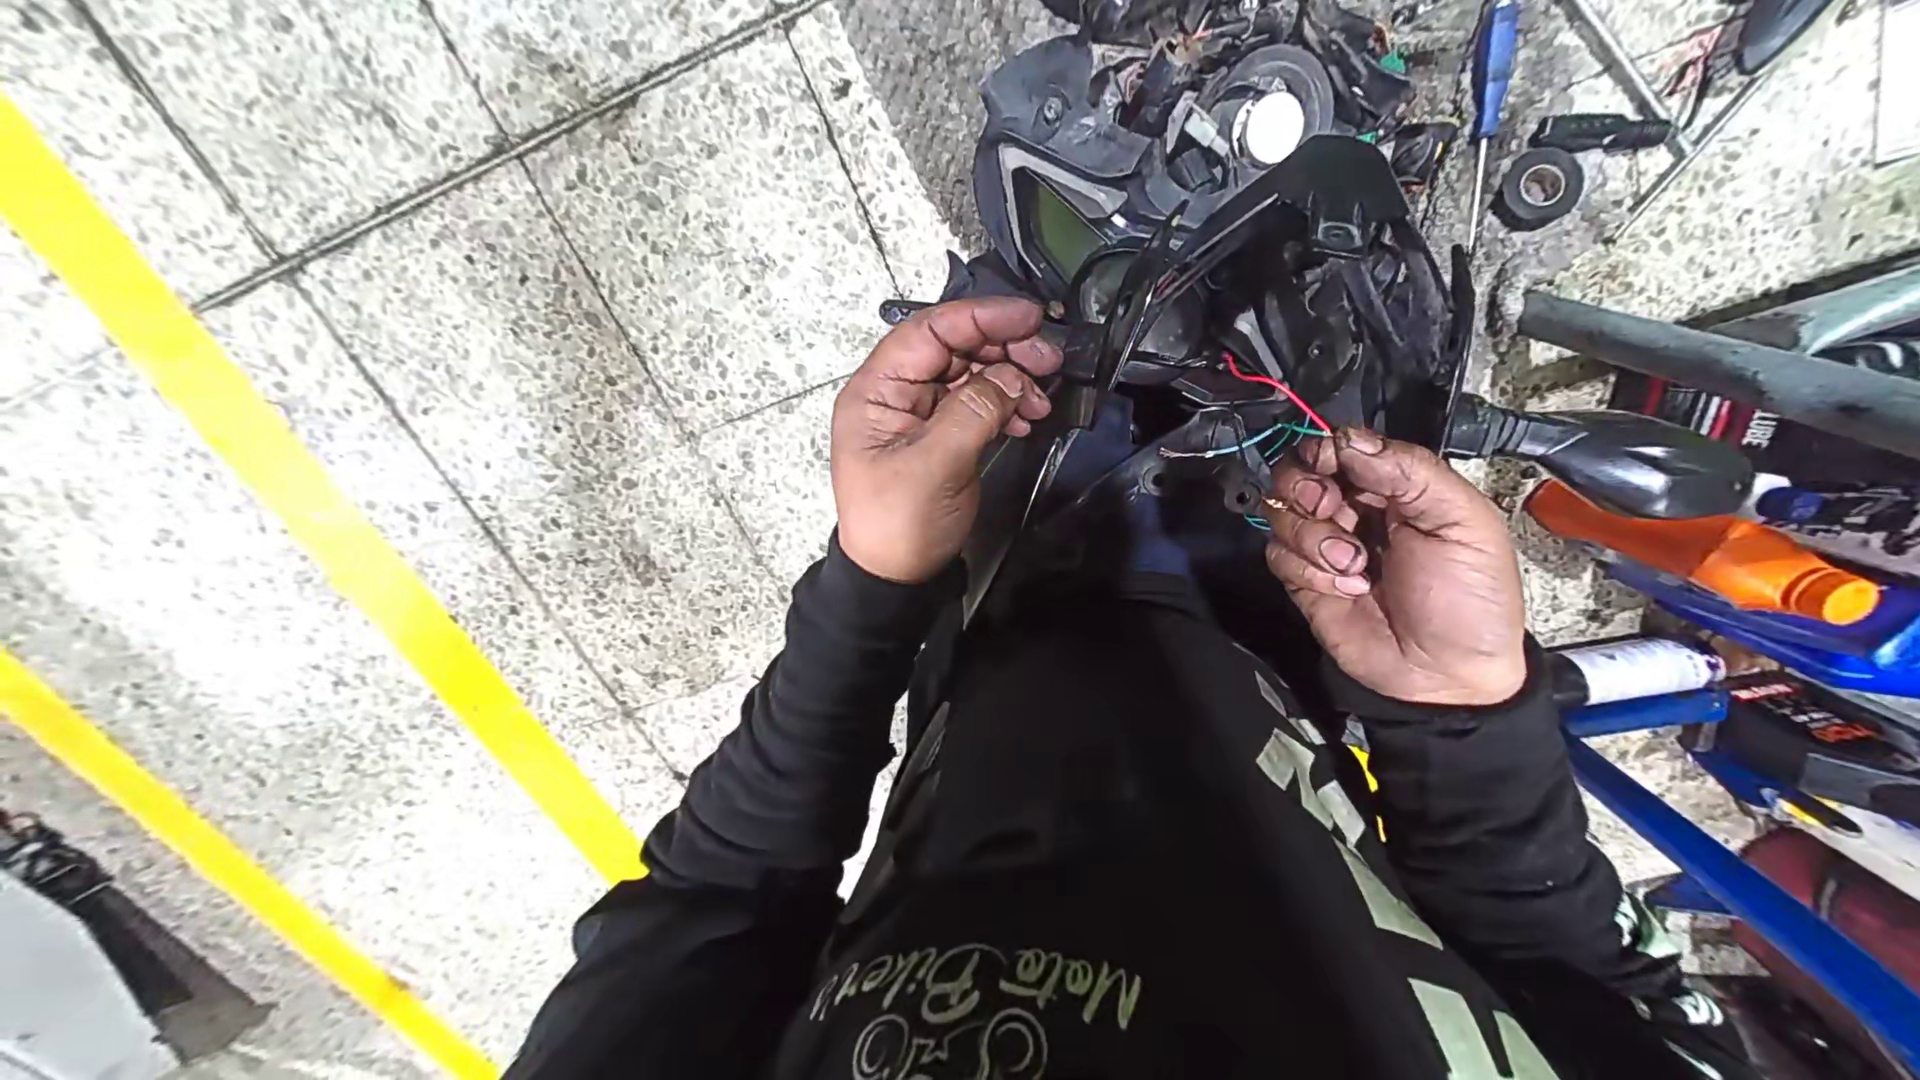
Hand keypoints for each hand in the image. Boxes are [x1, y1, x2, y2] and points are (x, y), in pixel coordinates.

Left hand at [832, 297, 1063, 583]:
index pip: (928, 332)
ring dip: (1010, 379)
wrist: (897, 576)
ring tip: (1041, 398)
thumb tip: (1013, 376)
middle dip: (1002, 349)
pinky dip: (1005, 405)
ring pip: (970, 374)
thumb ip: (974, 410)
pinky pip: (976, 403)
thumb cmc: (900, 524)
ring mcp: (920, 414)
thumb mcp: (934, 464)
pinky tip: (1026, 417)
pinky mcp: (942, 434)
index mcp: (876, 391)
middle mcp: (896, 394)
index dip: (979, 318)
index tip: (1028, 318)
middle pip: (953, 348)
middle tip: (1048, 360)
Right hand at [1261, 427, 1526, 705]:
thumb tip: (1347, 438)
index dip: (1323, 450)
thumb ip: (1410, 471)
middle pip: (1293, 473)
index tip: (1330, 466)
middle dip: (1306, 491)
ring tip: (1356, 567)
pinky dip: (1306, 570)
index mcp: (1393, 487)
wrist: (1442, 674)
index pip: (1336, 447)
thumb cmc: (1468, 599)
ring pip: (1279, 513)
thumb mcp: (1463, 523)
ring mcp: (1320, 543)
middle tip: (1333, 512)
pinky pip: (1275, 554)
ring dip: (1314, 539)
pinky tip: (1344, 588)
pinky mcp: (1299, 576)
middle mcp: (1350, 509)